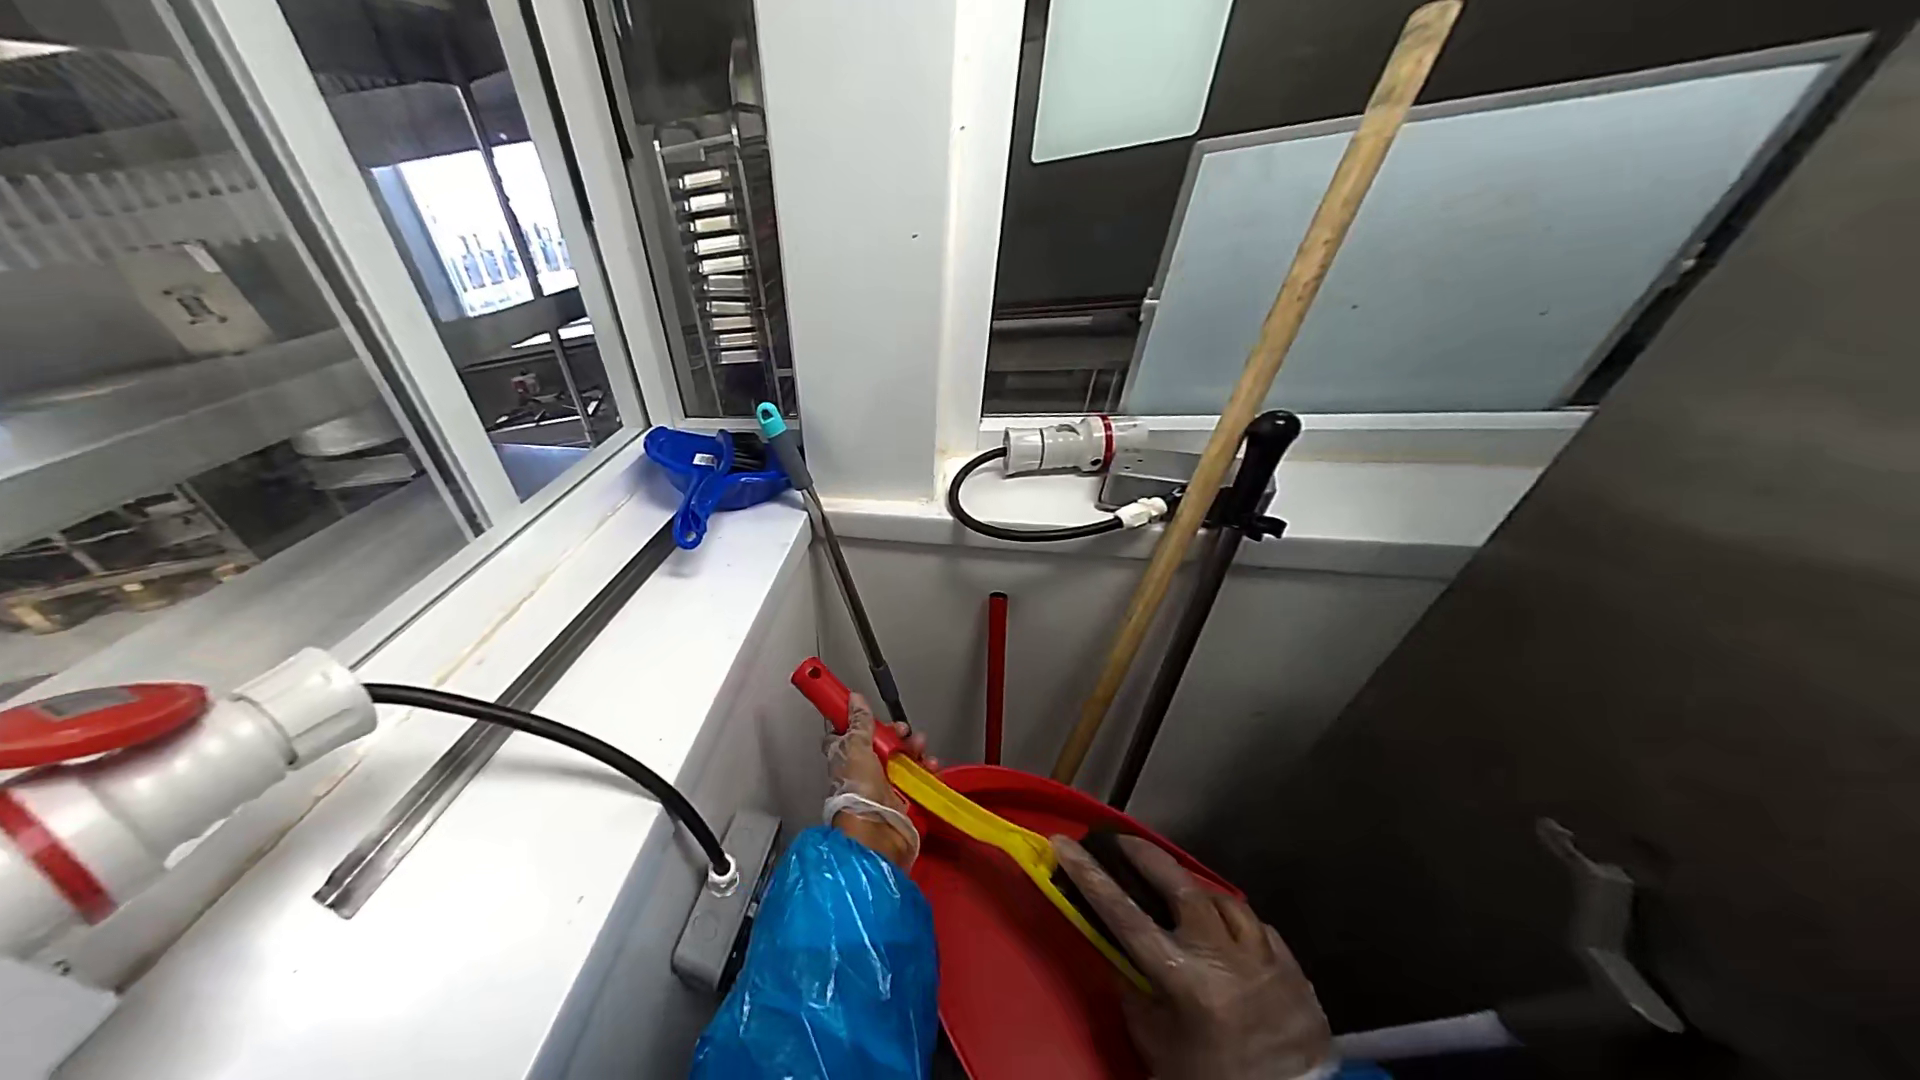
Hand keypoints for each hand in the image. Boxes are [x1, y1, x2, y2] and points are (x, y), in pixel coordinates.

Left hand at [825, 693, 932, 867]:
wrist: (877, 833)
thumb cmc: (857, 794)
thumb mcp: (856, 748)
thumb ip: (858, 723)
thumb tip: (854, 700)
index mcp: (846, 757)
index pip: (847, 733)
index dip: (857, 720)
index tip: (866, 709)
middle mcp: (863, 770)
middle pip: (880, 742)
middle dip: (895, 733)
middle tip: (902, 730)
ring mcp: (883, 784)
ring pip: (901, 757)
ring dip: (913, 748)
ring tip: (920, 746)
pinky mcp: (903, 797)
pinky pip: (917, 776)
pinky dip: (926, 768)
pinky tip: (929, 765)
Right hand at [1052, 834, 1331, 1079]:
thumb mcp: (1153, 1039)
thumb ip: (1130, 984)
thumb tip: (1111, 937)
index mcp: (1184, 981)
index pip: (1124, 914)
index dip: (1090, 875)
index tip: (1065, 843)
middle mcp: (1226, 961)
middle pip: (1181, 886)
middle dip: (1146, 856)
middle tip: (1124, 843)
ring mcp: (1267, 961)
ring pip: (1225, 901)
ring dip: (1198, 893)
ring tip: (1181, 896)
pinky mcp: (1296, 970)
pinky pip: (1259, 928)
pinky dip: (1236, 925)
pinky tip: (1226, 936)